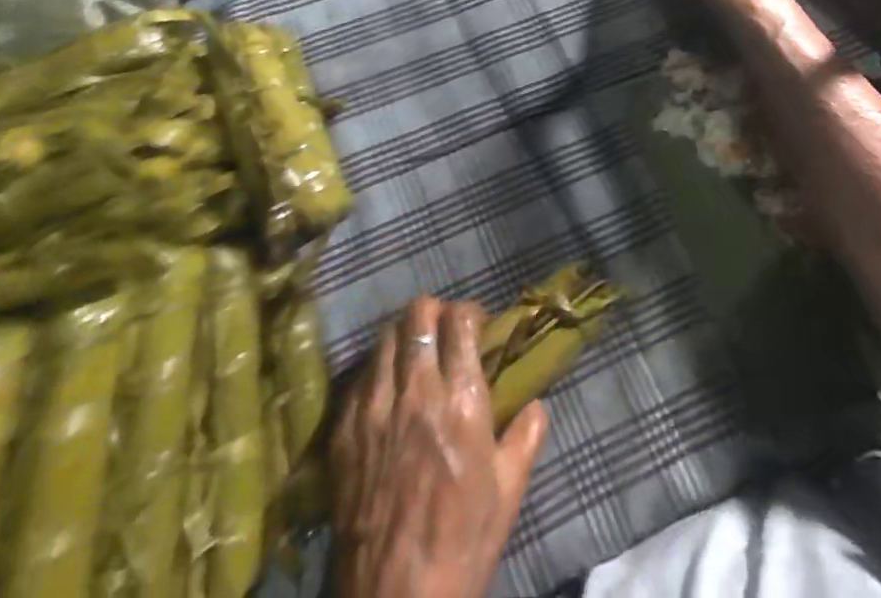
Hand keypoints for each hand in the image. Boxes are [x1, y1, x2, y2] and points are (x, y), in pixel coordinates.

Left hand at [332, 297, 548, 597]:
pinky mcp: (344, 426)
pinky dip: (378, 368)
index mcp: (460, 401)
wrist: (395, 593)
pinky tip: (388, 388)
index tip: (478, 325)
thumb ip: (526, 437)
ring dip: (405, 334)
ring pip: (384, 336)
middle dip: (435, 311)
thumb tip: (535, 404)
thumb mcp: (508, 491)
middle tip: (445, 331)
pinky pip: (360, 374)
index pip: (459, 321)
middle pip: (417, 314)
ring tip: (415, 353)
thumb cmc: (462, 540)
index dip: (470, 312)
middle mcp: (414, 390)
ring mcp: (373, 406)